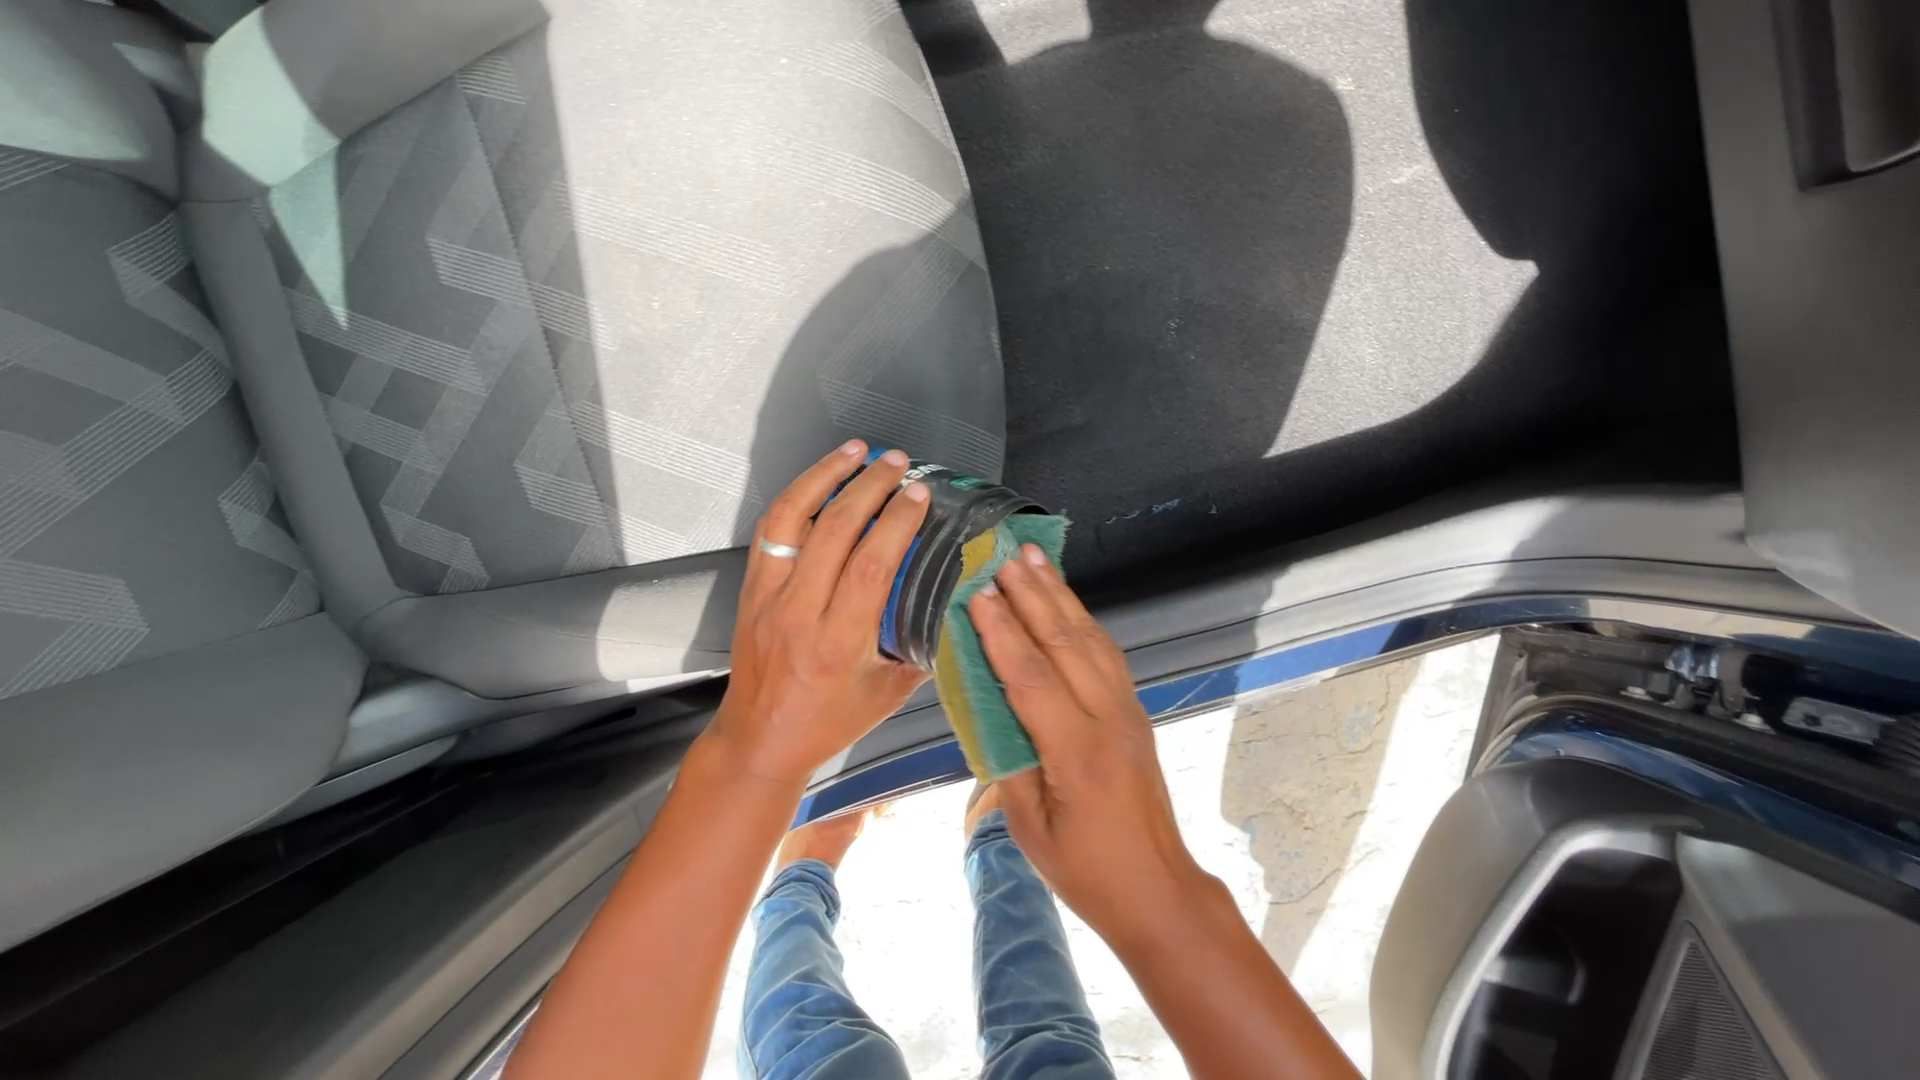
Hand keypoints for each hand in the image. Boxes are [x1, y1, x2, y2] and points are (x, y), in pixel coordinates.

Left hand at [708, 441, 932, 785]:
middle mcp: (798, 613)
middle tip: (897, 463)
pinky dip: (797, 496)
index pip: (871, 565)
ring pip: (793, 518)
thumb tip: (948, 599)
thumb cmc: (825, 723)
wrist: (760, 739)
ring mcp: (768, 597)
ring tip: (855, 451)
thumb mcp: (887, 694)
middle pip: (835, 530)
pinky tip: (819, 479)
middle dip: (871, 486)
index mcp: (837, 643)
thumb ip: (921, 647)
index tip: (920, 495)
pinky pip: (771, 530)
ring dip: (825, 476)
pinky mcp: (751, 589)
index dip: (898, 521)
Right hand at [967, 547, 1217, 941]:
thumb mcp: (1028, 826)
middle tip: (1004, 555)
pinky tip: (1066, 602)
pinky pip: (1106, 654)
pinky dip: (1082, 620)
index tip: (977, 594)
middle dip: (1031, 595)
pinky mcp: (1136, 713)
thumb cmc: (1084, 869)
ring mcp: (1128, 712)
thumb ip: (1006, 758)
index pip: (1031, 677)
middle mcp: (1109, 720)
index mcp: (1076, 752)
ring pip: (1090, 639)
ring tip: (1034, 558)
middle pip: (1065, 643)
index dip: (1001, 632)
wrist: (1156, 889)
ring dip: (1059, 595)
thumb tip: (986, 703)